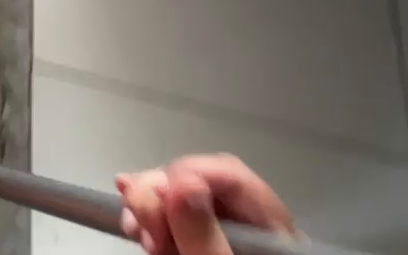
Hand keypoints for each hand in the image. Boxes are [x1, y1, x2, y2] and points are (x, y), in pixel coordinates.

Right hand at [117, 155, 296, 254]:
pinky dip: (143, 212)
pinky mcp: (195, 232)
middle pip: (195, 177)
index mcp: (273, 228)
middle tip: (143, 223)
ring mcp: (221, 226)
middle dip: (157, 193)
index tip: (160, 199)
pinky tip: (134, 225)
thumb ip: (204, 234)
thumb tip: (181, 182)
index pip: (230, 173)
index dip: (187, 173)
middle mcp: (249, 221)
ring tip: (137, 231)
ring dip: (145, 204)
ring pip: (174, 190)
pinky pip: (165, 207)